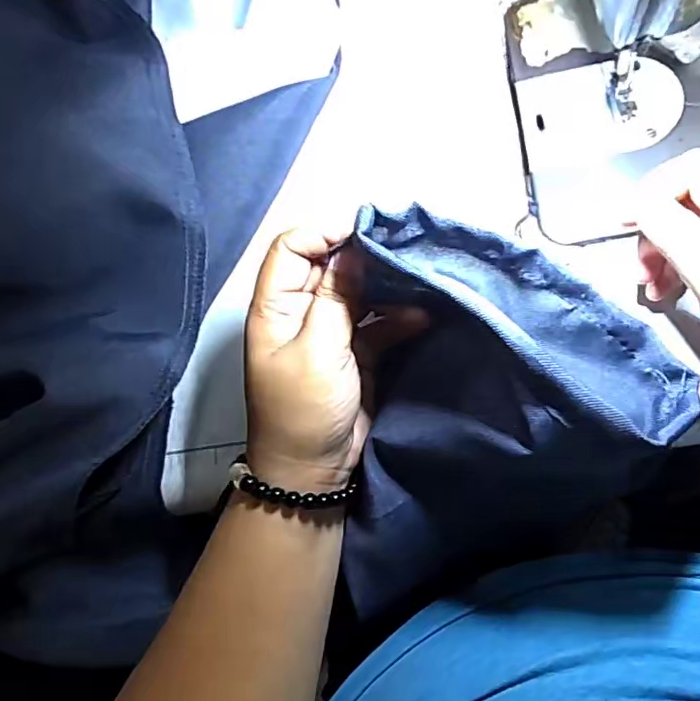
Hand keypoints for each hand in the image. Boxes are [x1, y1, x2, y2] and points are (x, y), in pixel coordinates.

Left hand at [244, 225, 426, 492]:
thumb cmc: (304, 409)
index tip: (366, 231)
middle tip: (403, 249)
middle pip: (330, 267)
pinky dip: (400, 318)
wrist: (314, 469)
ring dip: (388, 287)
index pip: (292, 249)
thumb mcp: (318, 350)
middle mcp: (302, 313)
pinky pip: (379, 324)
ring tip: (420, 279)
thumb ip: (336, 299)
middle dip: (364, 256)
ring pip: (360, 294)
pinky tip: (423, 315)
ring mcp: (332, 333)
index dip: (324, 233)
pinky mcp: (358, 353)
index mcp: (276, 307)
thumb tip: (353, 252)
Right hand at [632, 149, 699, 405]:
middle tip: (643, 271)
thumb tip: (641, 206)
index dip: (651, 194)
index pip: (692, 171)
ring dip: (669, 248)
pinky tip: (676, 289)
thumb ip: (676, 237)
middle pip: (693, 193)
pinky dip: (688, 260)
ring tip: (656, 288)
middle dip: (658, 227)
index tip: (625, 227)